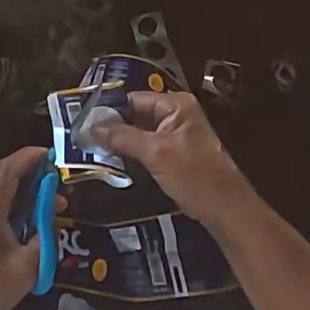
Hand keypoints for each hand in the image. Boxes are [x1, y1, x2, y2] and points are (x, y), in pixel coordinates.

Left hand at [0, 146, 45, 309]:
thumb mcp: (29, 263)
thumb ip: (45, 233)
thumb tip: (55, 214)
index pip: (10, 169)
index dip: (31, 157)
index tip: (54, 153)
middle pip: (4, 172)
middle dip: (32, 168)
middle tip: (58, 174)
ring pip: (1, 184)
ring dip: (26, 184)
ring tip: (54, 195)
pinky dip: (17, 196)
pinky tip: (35, 208)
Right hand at [94, 91, 260, 226]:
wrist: (226, 210)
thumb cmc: (194, 176)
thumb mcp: (155, 153)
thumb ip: (122, 136)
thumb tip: (91, 127)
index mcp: (176, 105)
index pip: (134, 99)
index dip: (109, 109)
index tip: (83, 122)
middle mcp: (176, 114)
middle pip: (135, 114)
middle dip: (112, 126)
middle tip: (84, 137)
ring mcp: (176, 135)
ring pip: (139, 132)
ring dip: (120, 141)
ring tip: (92, 148)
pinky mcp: (174, 154)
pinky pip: (146, 147)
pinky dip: (131, 152)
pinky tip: (113, 160)